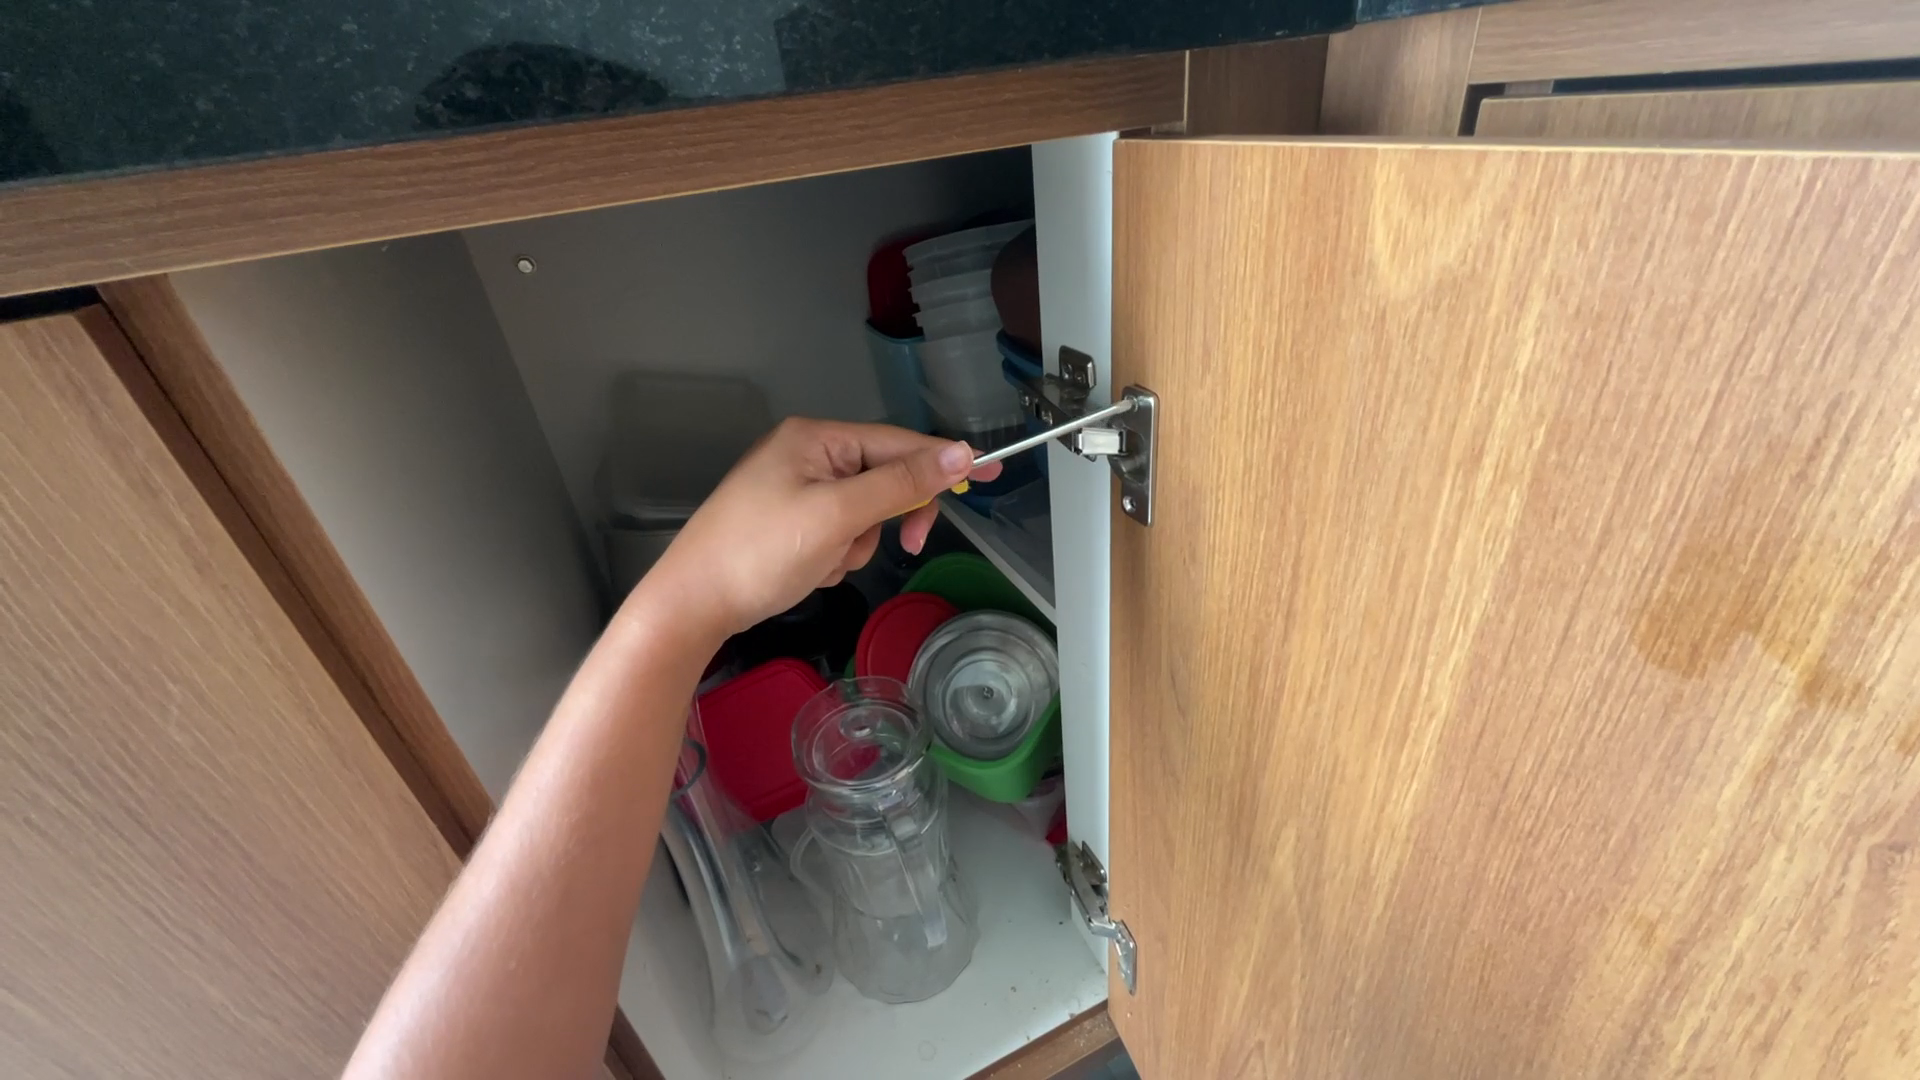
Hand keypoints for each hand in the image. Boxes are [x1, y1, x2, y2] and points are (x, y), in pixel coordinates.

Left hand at [631, 418, 1003, 641]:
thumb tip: (960, 451)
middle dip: (886, 518)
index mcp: (816, 439)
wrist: (693, 604)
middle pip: (883, 479)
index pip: (898, 443)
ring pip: (865, 513)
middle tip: (905, 545)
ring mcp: (798, 489)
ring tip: (823, 561)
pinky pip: (841, 533)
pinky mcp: (792, 522)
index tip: (991, 472)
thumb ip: (901, 483)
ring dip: (856, 544)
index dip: (945, 461)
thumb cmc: (761, 553)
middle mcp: (808, 455)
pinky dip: (836, 555)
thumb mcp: (838, 515)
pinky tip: (809, 569)